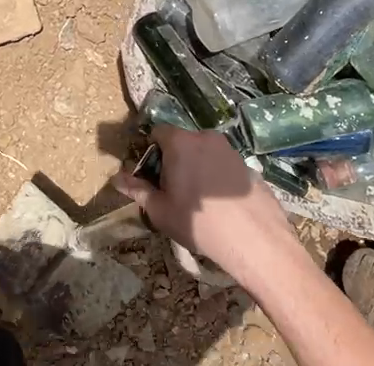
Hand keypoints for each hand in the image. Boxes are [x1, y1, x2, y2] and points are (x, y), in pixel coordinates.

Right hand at [112, 125, 307, 286]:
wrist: (256, 242)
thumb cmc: (200, 223)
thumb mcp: (160, 210)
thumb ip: (137, 190)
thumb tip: (116, 178)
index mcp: (180, 142)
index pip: (157, 133)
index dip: (150, 153)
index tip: (152, 177)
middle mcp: (206, 137)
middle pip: (181, 142)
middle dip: (174, 161)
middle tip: (173, 191)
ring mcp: (231, 150)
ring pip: (204, 154)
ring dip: (197, 169)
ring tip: (199, 202)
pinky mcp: (249, 167)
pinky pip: (224, 166)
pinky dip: (218, 178)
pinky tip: (221, 207)